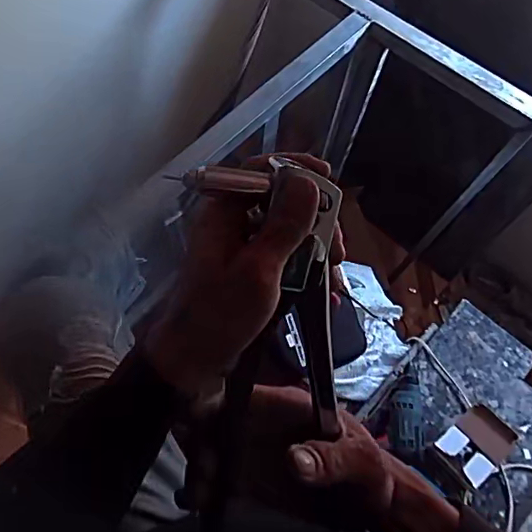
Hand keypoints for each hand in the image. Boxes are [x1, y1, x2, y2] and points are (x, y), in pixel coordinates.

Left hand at [141, 153, 344, 398]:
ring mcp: (242, 249)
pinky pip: (286, 259)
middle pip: (281, 201)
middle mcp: (232, 224)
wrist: (192, 363)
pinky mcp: (251, 272)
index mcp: (224, 213)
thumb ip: (283, 226)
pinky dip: (308, 271)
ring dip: (317, 250)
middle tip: (339, 250)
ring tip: (335, 278)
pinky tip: (326, 294)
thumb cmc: (219, 316)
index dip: (294, 168)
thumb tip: (307, 181)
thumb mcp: (259, 270)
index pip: (258, 171)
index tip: (327, 177)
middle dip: (315, 221)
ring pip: (288, 232)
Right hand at [178, 384, 422, 531]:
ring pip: (207, 446)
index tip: (197, 418)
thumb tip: (293, 459)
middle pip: (212, 416)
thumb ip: (330, 458)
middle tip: (203, 465)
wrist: (372, 504)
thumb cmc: (370, 471)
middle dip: (197, 435)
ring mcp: (251, 448)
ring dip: (197, 463)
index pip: (237, 390)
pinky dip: (204, 488)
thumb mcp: (360, 462)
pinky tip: (201, 502)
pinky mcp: (249, 477)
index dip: (212, 399)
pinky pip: (217, 478)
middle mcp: (259, 420)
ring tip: (201, 491)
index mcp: (283, 403)